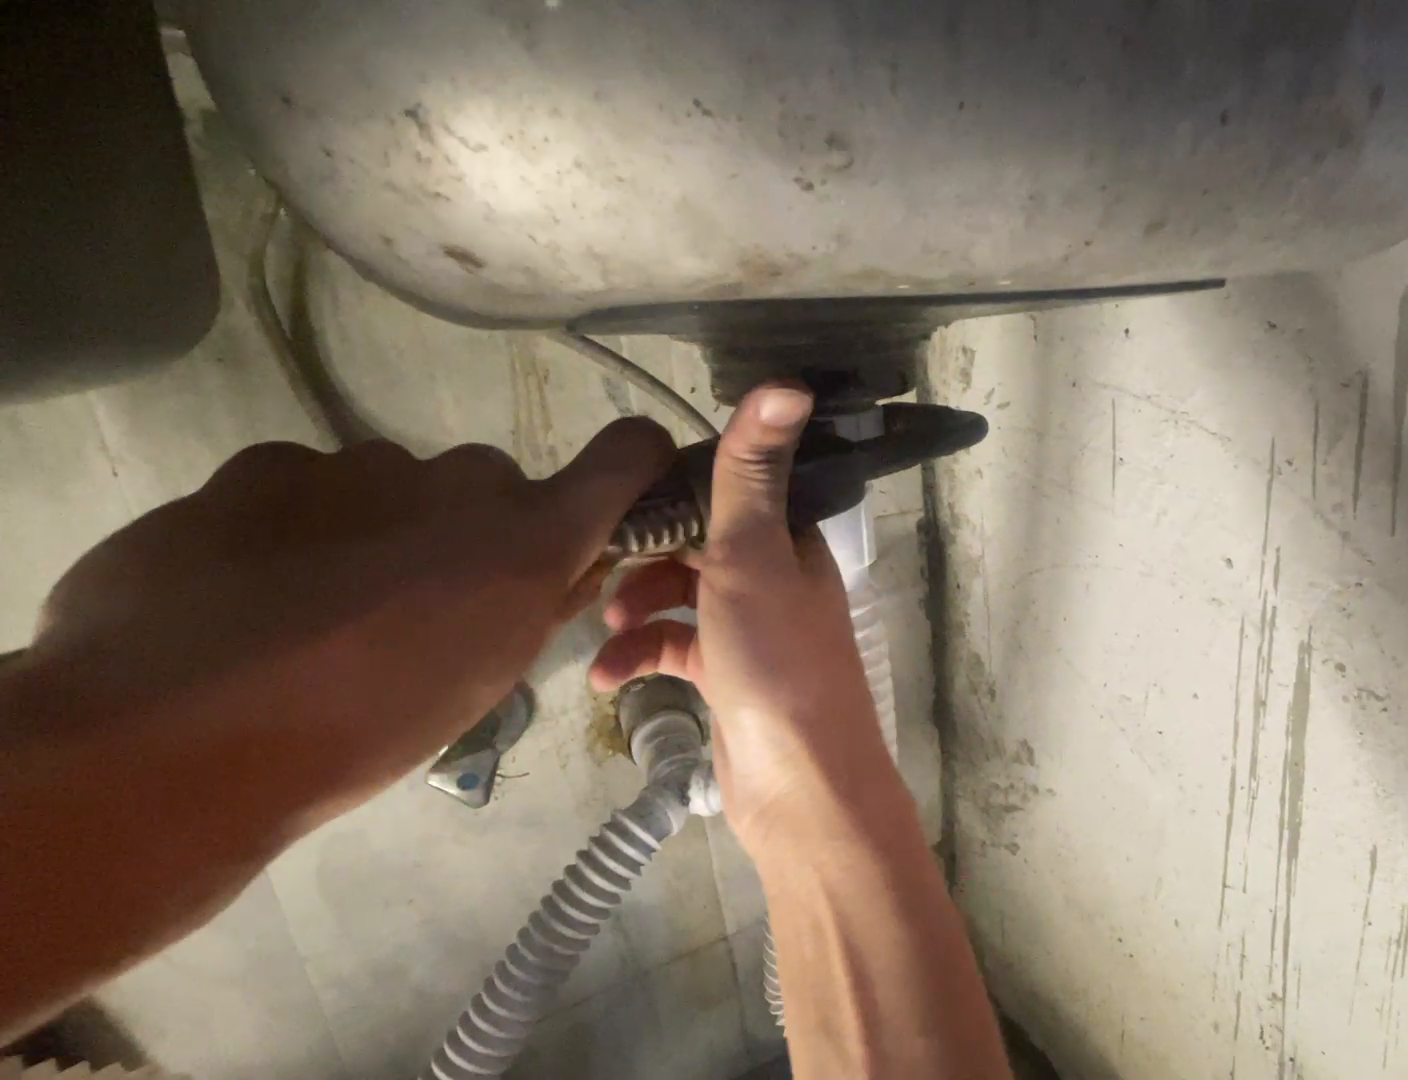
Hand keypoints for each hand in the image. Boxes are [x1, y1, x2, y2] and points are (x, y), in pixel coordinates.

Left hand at [21, 418, 673, 826]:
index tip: (624, 493)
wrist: (172, 745)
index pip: (627, 454)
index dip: (639, 462)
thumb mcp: (493, 676)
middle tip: (431, 597)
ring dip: (392, 524)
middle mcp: (463, 479)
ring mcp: (360, 464)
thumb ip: (547, 602)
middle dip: (479, 527)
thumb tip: (576, 565)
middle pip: (495, 483)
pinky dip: (309, 521)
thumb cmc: (373, 727)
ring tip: (328, 603)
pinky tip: (263, 586)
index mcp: (533, 537)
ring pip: (401, 483)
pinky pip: (314, 482)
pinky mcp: (263, 467)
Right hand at [589, 385, 893, 850]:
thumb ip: (753, 474)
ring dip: (638, 608)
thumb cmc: (775, 660)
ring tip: (606, 628)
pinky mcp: (731, 681)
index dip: (679, 492)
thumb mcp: (754, 555)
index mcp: (794, 543)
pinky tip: (608, 680)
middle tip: (602, 569)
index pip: (735, 493)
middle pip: (701, 545)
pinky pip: (678, 653)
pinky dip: (642, 658)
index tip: (622, 500)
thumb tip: (787, 382)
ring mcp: (755, 633)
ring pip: (684, 600)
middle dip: (648, 555)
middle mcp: (779, 580)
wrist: (798, 784)